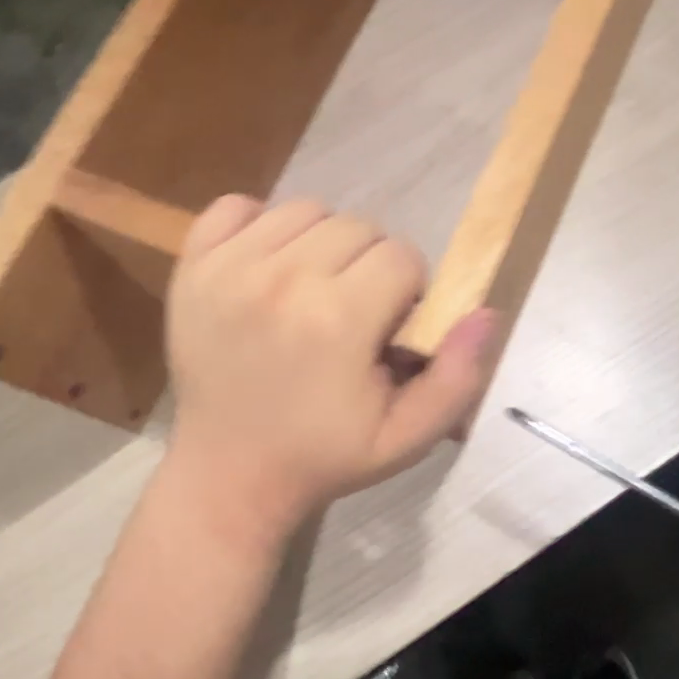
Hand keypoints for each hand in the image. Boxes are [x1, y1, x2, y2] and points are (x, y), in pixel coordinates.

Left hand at [162, 196, 495, 537]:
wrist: (229, 473)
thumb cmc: (323, 456)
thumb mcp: (406, 437)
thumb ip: (456, 377)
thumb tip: (485, 311)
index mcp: (338, 319)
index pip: (402, 256)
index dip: (407, 291)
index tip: (387, 327)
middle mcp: (282, 279)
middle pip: (358, 227)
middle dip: (369, 266)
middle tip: (352, 313)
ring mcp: (230, 268)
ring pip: (305, 210)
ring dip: (321, 243)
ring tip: (312, 290)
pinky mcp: (192, 266)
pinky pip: (235, 205)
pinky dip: (258, 224)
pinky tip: (266, 265)